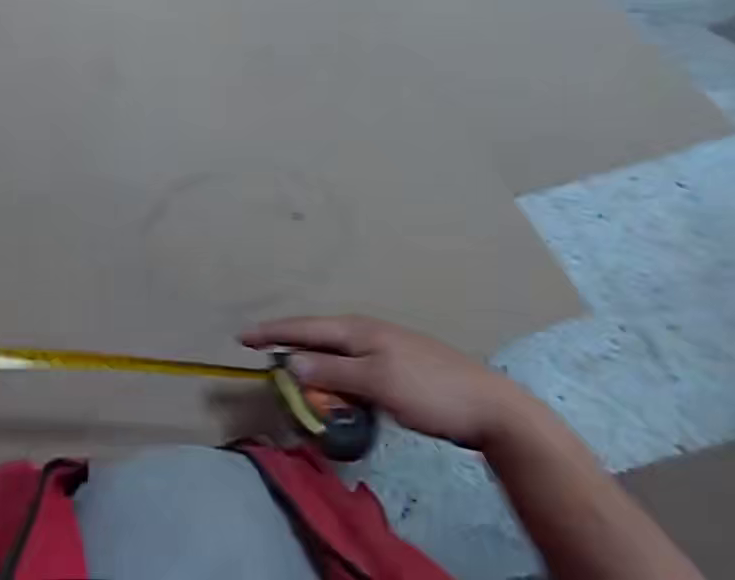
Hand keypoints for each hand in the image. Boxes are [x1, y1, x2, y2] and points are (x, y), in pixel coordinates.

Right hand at [241, 315, 531, 449]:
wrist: (492, 408)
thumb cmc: (429, 390)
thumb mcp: (376, 382)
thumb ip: (332, 372)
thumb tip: (291, 362)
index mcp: (357, 329)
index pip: (304, 327)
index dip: (272, 332)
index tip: (241, 337)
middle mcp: (366, 332)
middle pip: (317, 339)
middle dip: (290, 348)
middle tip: (266, 363)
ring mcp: (384, 349)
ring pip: (336, 355)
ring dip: (314, 368)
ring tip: (298, 385)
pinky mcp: (397, 369)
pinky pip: (353, 369)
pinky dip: (337, 380)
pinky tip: (339, 394)